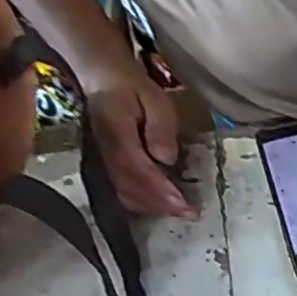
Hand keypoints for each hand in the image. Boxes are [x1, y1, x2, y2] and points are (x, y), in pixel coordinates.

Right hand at [82, 65, 198, 217]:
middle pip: (132, 188)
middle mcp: (106, 151)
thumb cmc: (134, 89)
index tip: (184, 204)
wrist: (104, 81)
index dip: (160, 189)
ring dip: (156, 208)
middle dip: (163, 205)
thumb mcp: (154, 99)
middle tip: (192, 213)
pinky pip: (126, 194)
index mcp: (115, 130)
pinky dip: (147, 205)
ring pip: (128, 195)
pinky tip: (167, 205)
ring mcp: (105, 162)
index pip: (135, 167)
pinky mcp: (110, 169)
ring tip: (183, 211)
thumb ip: (160, 127)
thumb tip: (166, 158)